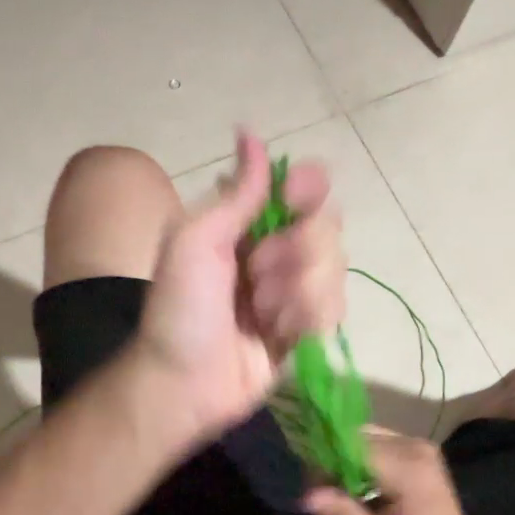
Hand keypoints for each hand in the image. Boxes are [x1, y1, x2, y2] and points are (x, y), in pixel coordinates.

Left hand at [133, 130, 345, 439]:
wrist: (183, 383)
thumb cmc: (179, 308)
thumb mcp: (195, 240)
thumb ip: (236, 192)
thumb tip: (250, 131)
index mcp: (247, 224)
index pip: (303, 188)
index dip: (308, 188)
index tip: (296, 199)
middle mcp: (276, 252)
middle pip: (327, 228)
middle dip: (296, 254)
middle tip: (255, 278)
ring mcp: (294, 293)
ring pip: (335, 271)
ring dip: (297, 294)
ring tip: (260, 315)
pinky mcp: (306, 331)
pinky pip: (334, 311)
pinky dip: (306, 322)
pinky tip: (277, 335)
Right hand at [303, 428, 497, 514]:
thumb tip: (307, 496)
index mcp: (409, 471)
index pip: (352, 447)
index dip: (326, 463)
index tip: (313, 490)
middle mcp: (414, 447)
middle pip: (355, 437)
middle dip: (332, 462)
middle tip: (326, 497)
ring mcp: (417, 443)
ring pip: (361, 436)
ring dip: (344, 460)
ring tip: (342, 494)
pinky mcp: (415, 446)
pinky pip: (373, 440)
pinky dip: (358, 459)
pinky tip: (359, 486)